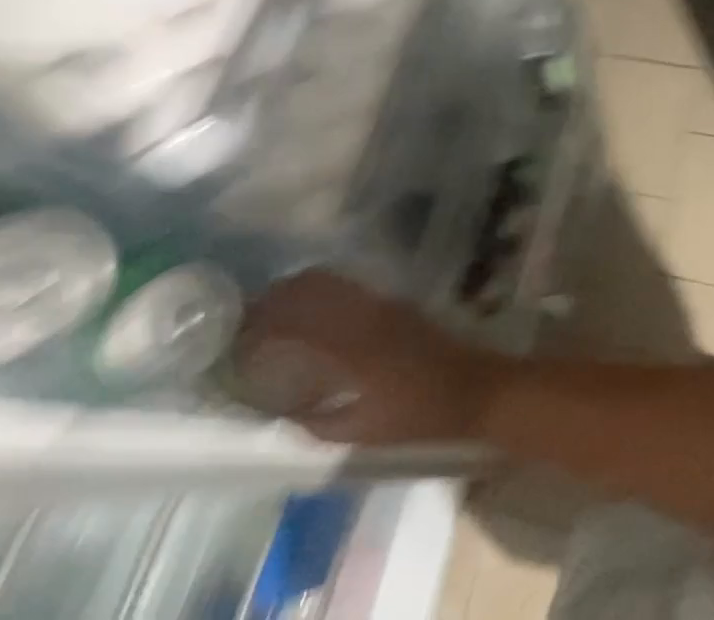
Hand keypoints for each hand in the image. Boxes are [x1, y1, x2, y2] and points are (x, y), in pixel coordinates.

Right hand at [232, 271, 507, 444]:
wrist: (479, 391)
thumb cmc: (423, 417)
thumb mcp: (365, 433)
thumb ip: (319, 424)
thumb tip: (281, 416)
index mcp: (352, 346)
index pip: (292, 321)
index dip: (258, 326)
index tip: (234, 341)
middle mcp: (363, 314)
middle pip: (304, 289)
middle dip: (268, 301)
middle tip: (243, 324)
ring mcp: (381, 303)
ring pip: (325, 281)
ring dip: (293, 292)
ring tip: (270, 316)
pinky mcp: (393, 303)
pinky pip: (345, 286)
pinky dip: (318, 291)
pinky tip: (310, 315)